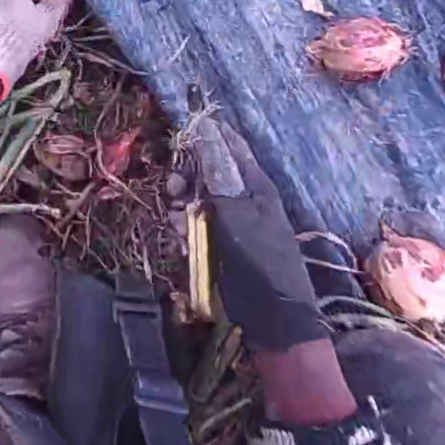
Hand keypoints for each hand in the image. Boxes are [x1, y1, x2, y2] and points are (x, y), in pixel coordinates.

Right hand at [188, 118, 324, 349]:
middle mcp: (241, 196)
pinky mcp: (217, 241)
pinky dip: (183, 230)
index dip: (207, 134)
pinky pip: (192, 225)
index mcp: (254, 184)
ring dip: (180, 209)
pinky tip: (182, 242)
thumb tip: (206, 132)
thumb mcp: (238, 214)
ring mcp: (228, 220)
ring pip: (193, 199)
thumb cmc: (260, 259)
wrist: (271, 313)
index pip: (230, 145)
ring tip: (178, 225)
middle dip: (185, 179)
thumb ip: (219, 175)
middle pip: (204, 172)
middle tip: (174, 191)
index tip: (181, 131)